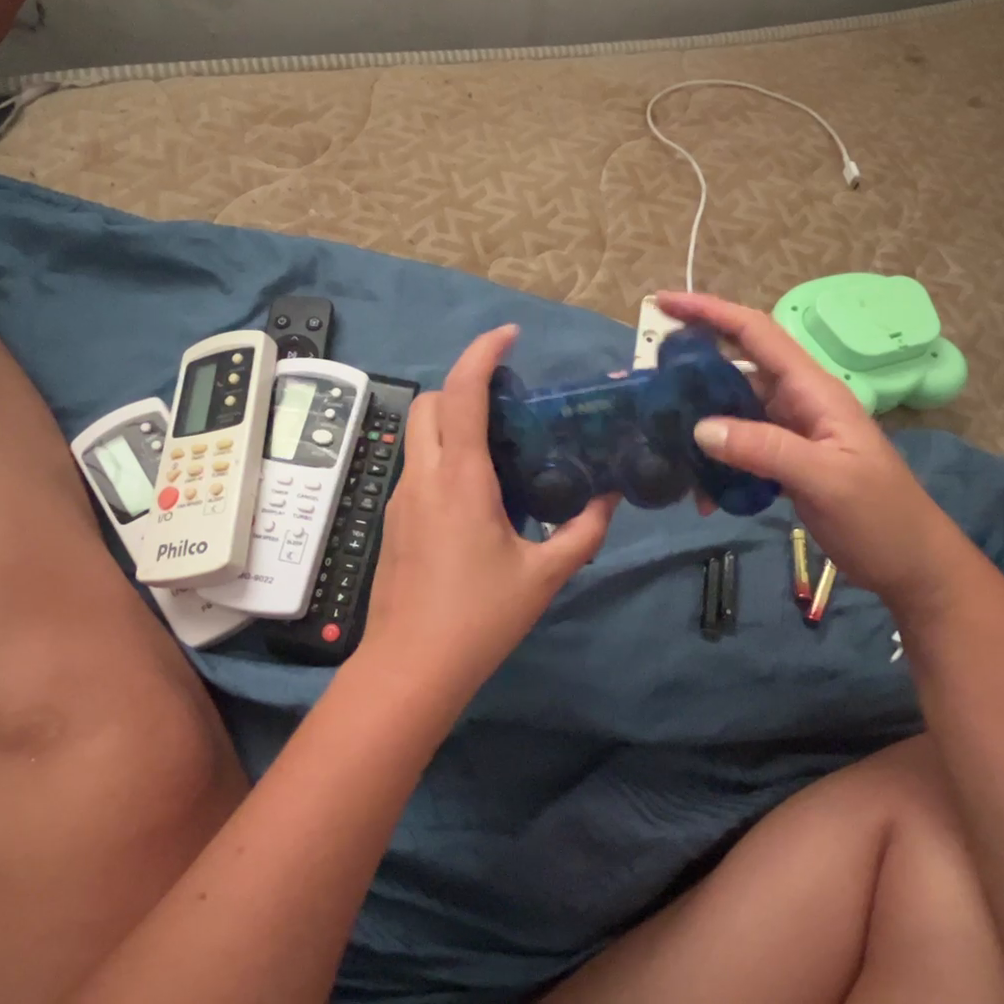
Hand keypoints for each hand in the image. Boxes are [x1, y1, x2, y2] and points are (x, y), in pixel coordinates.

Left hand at [361, 325, 617, 689]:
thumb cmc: (479, 618)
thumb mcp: (544, 575)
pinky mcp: (393, 522)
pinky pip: (417, 469)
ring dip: (451, 424)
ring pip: (418, 436)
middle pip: (429, 403)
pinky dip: (443, 458)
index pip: (461, 393)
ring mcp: (401, 499)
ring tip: (499, 449)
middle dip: (462, 386)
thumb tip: (610, 501)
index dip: (482, 353)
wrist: (412, 666)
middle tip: (506, 404)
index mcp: (460, 479)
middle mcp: (423, 478)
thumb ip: (582, 532)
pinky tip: (477, 496)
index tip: (509, 337)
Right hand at [654, 291, 971, 612]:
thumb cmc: (880, 516)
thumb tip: (699, 427)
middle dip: (691, 369)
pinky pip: (738, 451)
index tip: (664, 302)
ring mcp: (791, 435)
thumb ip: (764, 449)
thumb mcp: (825, 480)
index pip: (756, 335)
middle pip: (736, 370)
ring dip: (698, 426)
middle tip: (644, 382)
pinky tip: (703, 495)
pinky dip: (715, 466)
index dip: (711, 312)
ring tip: (661, 443)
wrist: (911, 564)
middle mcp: (798, 403)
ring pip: (732, 414)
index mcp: (813, 391)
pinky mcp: (784, 465)